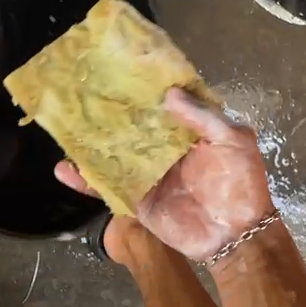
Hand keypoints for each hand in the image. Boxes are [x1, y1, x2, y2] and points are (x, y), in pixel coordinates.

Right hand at [56, 87, 274, 261]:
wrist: (236, 234)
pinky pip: (107, 188)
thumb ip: (202, 116)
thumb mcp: (233, 140)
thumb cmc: (241, 183)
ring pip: (113, 156)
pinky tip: (64, 170)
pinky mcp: (136, 200)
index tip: (117, 72)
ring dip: (89, 146)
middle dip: (108, 116)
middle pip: (130, 130)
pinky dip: (86, 181)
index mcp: (186, 132)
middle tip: (81, 97)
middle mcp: (162, 150)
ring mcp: (147, 175)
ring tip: (64, 130)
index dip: (142, 92)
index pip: (159, 107)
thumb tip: (168, 94)